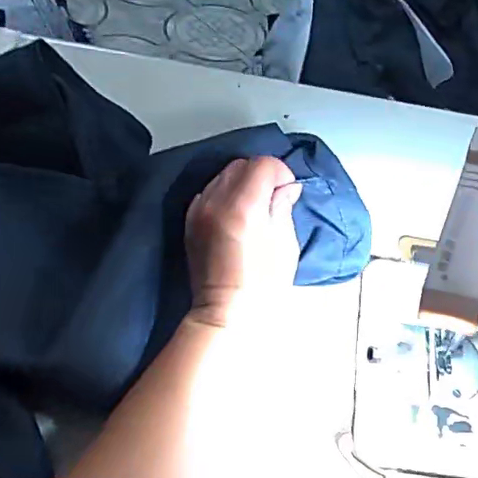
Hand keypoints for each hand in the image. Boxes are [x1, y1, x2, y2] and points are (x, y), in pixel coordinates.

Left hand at [185, 156, 302, 329]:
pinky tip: (235, 216)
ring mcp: (199, 211)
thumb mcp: (285, 245)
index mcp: (244, 207)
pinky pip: (209, 192)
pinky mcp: (190, 222)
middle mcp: (216, 203)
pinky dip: (224, 195)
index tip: (287, 191)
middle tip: (274, 198)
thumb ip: (283, 208)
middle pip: (241, 165)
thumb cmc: (262, 287)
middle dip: (261, 175)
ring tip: (254, 209)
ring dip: (242, 183)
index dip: (280, 173)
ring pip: (222, 176)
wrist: (226, 313)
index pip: (263, 164)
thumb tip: (285, 188)